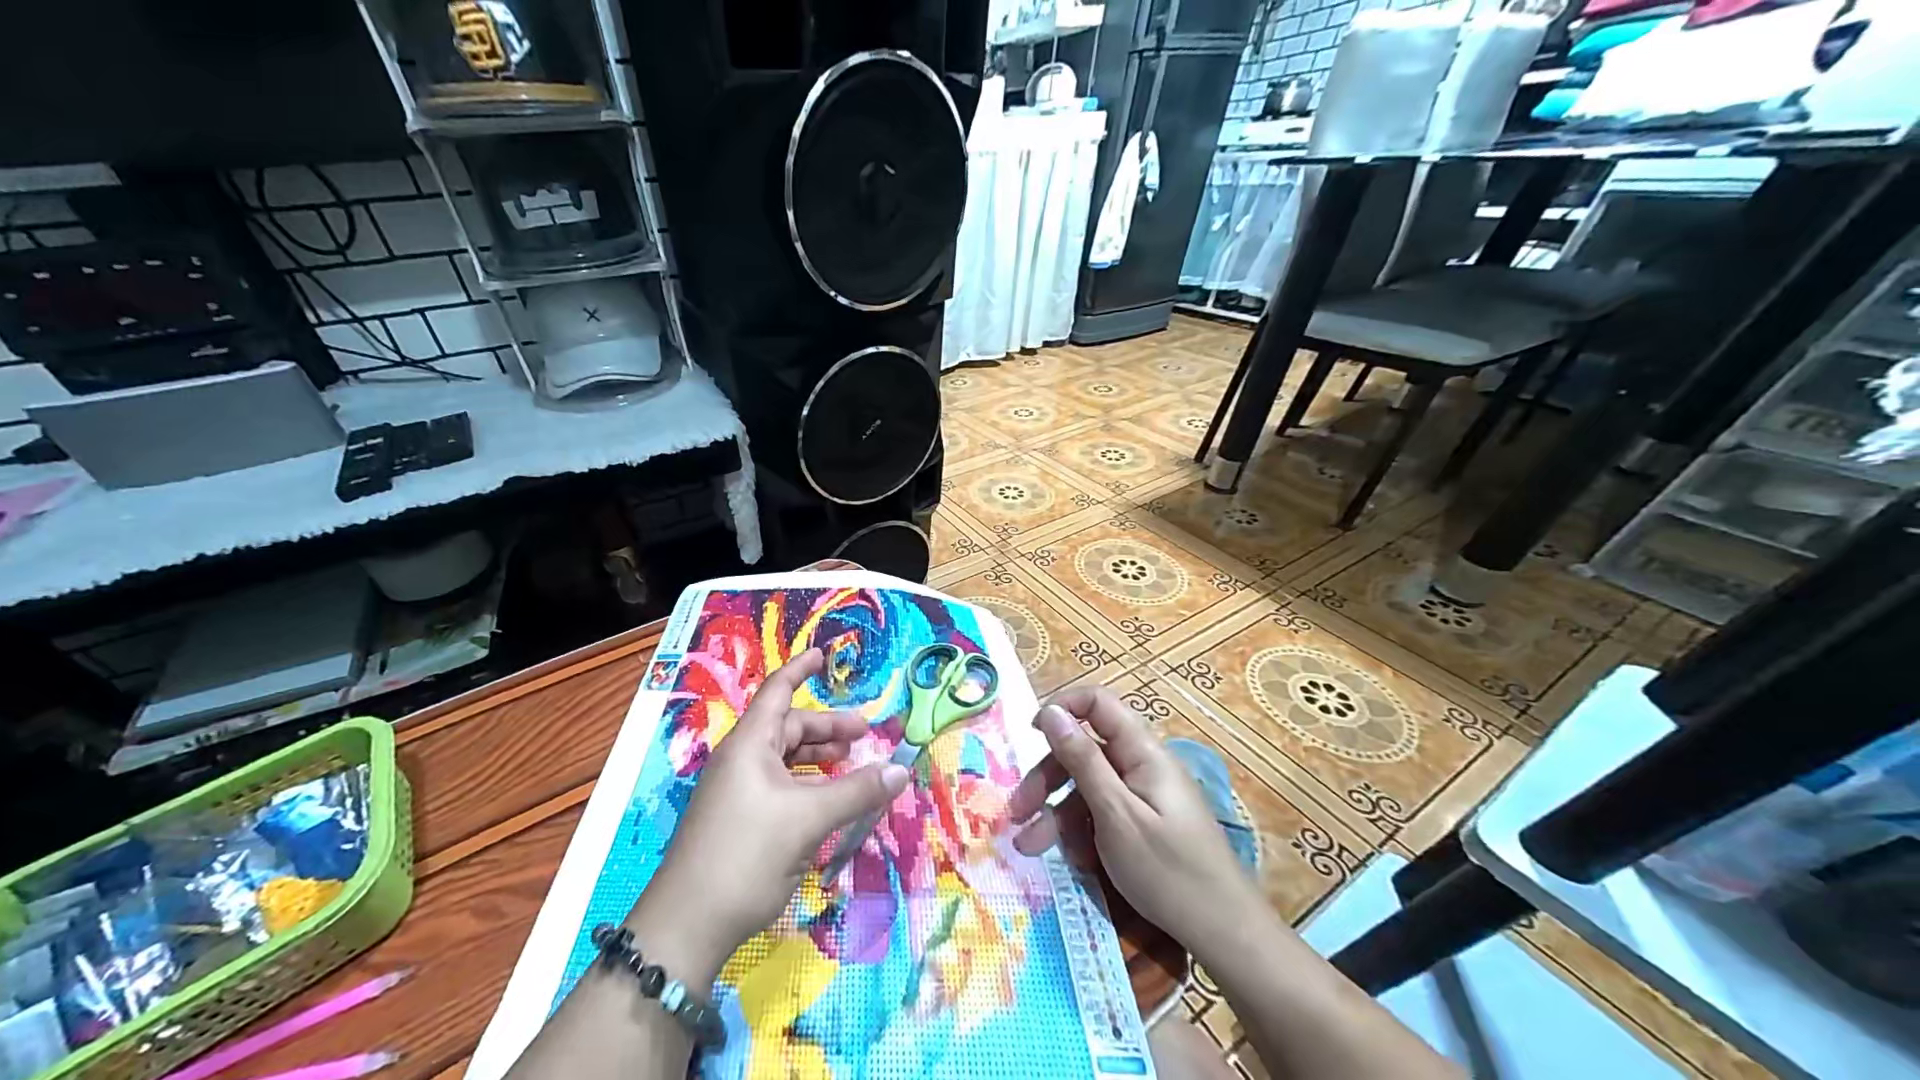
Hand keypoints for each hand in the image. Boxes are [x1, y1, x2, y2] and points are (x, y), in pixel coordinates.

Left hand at [626, 649, 909, 986]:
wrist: (688, 924)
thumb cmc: (746, 854)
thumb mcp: (809, 819)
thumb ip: (857, 791)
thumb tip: (901, 770)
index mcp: (750, 744)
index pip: (778, 692)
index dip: (801, 670)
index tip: (823, 656)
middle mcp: (741, 760)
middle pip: (789, 728)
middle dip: (827, 728)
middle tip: (864, 736)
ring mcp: (736, 792)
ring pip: (785, 761)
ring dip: (819, 760)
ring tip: (852, 769)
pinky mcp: (738, 820)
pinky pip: (779, 788)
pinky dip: (807, 786)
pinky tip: (827, 805)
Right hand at [1008, 685, 1260, 961]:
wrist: (1224, 932)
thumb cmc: (1168, 870)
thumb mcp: (1115, 814)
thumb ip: (1082, 760)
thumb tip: (1051, 712)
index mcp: (1142, 752)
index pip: (1098, 703)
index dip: (1062, 710)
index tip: (1031, 735)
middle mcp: (1142, 765)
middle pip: (1085, 751)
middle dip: (1047, 778)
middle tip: (1017, 813)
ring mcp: (1144, 796)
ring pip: (1088, 787)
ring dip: (1057, 813)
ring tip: (1029, 847)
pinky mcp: (1144, 823)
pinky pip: (1103, 814)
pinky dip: (1082, 832)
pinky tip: (1073, 861)